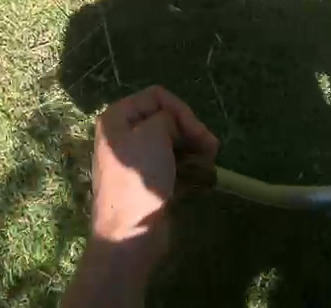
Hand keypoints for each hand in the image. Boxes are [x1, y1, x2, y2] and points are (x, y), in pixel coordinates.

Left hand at [62, 86, 218, 307]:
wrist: (130, 233)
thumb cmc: (139, 177)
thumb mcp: (154, 134)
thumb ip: (167, 118)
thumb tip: (175, 125)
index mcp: (118, 117)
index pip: (156, 96)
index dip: (181, 110)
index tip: (199, 132)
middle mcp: (124, 135)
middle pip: (165, 119)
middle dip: (190, 131)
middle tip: (212, 148)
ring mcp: (137, 160)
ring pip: (172, 143)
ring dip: (194, 150)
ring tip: (211, 163)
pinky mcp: (149, 182)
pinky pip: (173, 166)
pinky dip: (190, 168)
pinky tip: (206, 176)